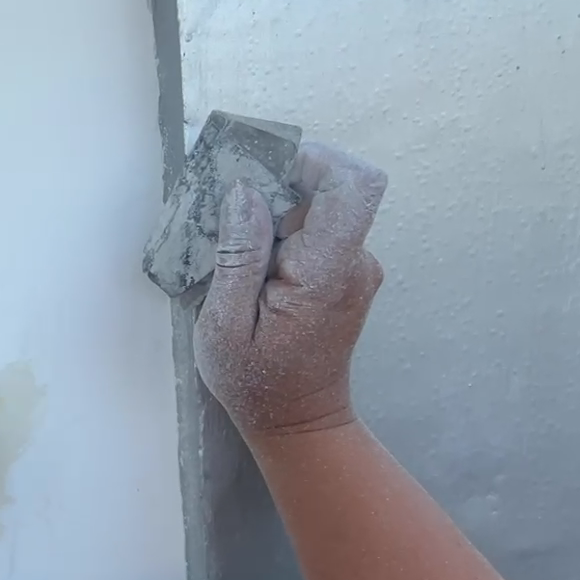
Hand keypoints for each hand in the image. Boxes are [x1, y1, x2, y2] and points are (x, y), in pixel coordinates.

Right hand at [194, 142, 386, 440]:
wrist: (296, 419)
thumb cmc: (253, 380)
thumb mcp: (223, 323)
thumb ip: (237, 256)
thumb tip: (244, 192)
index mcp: (326, 273)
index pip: (352, 185)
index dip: (313, 159)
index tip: (262, 167)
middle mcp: (355, 263)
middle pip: (331, 193)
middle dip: (278, 189)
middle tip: (227, 215)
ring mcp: (356, 268)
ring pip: (320, 212)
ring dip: (274, 216)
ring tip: (230, 250)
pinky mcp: (345, 275)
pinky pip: (316, 234)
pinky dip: (280, 235)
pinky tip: (249, 268)